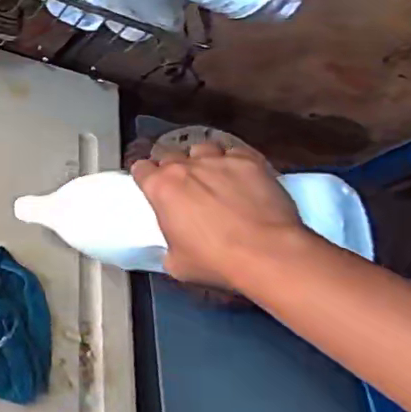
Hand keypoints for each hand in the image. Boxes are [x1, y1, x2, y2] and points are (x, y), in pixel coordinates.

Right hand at [129, 141, 306, 288]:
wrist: (269, 255)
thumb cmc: (216, 261)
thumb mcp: (176, 262)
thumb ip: (167, 244)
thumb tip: (173, 247)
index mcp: (159, 187)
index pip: (140, 168)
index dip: (147, 177)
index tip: (155, 187)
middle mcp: (183, 167)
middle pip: (170, 155)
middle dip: (174, 168)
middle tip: (186, 186)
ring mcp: (217, 161)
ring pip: (202, 149)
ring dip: (203, 160)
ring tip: (214, 176)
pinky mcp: (249, 162)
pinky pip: (236, 152)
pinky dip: (235, 161)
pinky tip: (242, 175)